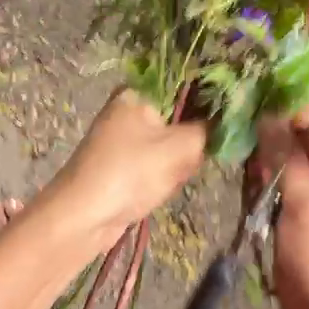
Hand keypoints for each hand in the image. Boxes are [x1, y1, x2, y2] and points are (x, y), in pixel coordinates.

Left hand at [46, 89, 205, 251]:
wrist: (83, 217)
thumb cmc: (130, 173)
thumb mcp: (179, 148)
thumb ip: (207, 131)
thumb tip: (225, 122)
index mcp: (136, 94)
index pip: (184, 91)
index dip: (204, 113)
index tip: (213, 135)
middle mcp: (127, 111)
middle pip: (178, 123)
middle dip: (187, 148)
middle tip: (182, 165)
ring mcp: (122, 139)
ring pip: (169, 149)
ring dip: (175, 168)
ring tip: (165, 183)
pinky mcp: (121, 165)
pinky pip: (153, 168)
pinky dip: (159, 181)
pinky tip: (154, 193)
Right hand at [251, 93, 308, 308]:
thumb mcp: (303, 199)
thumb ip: (285, 152)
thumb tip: (267, 111)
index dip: (301, 103)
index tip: (266, 103)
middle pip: (304, 129)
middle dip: (275, 126)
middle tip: (249, 132)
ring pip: (287, 151)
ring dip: (266, 152)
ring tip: (250, 164)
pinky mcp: (297, 205)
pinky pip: (278, 176)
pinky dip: (263, 175)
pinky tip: (250, 181)